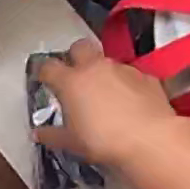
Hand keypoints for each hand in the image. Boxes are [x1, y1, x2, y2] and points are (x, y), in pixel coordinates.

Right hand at [34, 38, 183, 171]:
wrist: (149, 140)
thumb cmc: (102, 139)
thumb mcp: (69, 141)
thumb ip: (50, 134)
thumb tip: (40, 134)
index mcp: (71, 82)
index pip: (48, 66)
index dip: (43, 72)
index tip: (43, 79)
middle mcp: (96, 69)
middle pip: (80, 47)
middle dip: (74, 57)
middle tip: (71, 76)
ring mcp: (124, 70)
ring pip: (106, 62)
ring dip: (100, 73)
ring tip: (100, 96)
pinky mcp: (146, 77)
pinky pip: (128, 74)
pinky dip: (122, 84)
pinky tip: (124, 103)